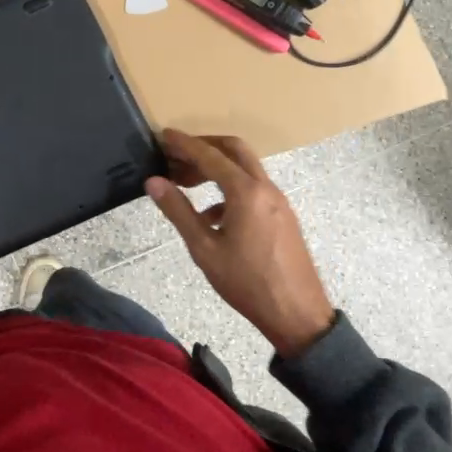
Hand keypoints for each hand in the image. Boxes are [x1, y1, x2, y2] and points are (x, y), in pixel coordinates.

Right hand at [145, 130, 335, 357]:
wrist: (298, 316)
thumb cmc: (247, 282)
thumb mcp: (204, 248)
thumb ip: (178, 211)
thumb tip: (153, 181)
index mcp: (245, 193)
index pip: (210, 156)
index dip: (184, 144)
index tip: (162, 135)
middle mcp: (265, 189)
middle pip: (234, 150)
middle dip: (203, 146)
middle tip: (175, 154)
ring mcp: (278, 202)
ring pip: (245, 169)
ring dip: (216, 167)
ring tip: (185, 183)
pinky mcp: (282, 216)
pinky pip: (253, 188)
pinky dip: (229, 187)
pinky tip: (210, 215)